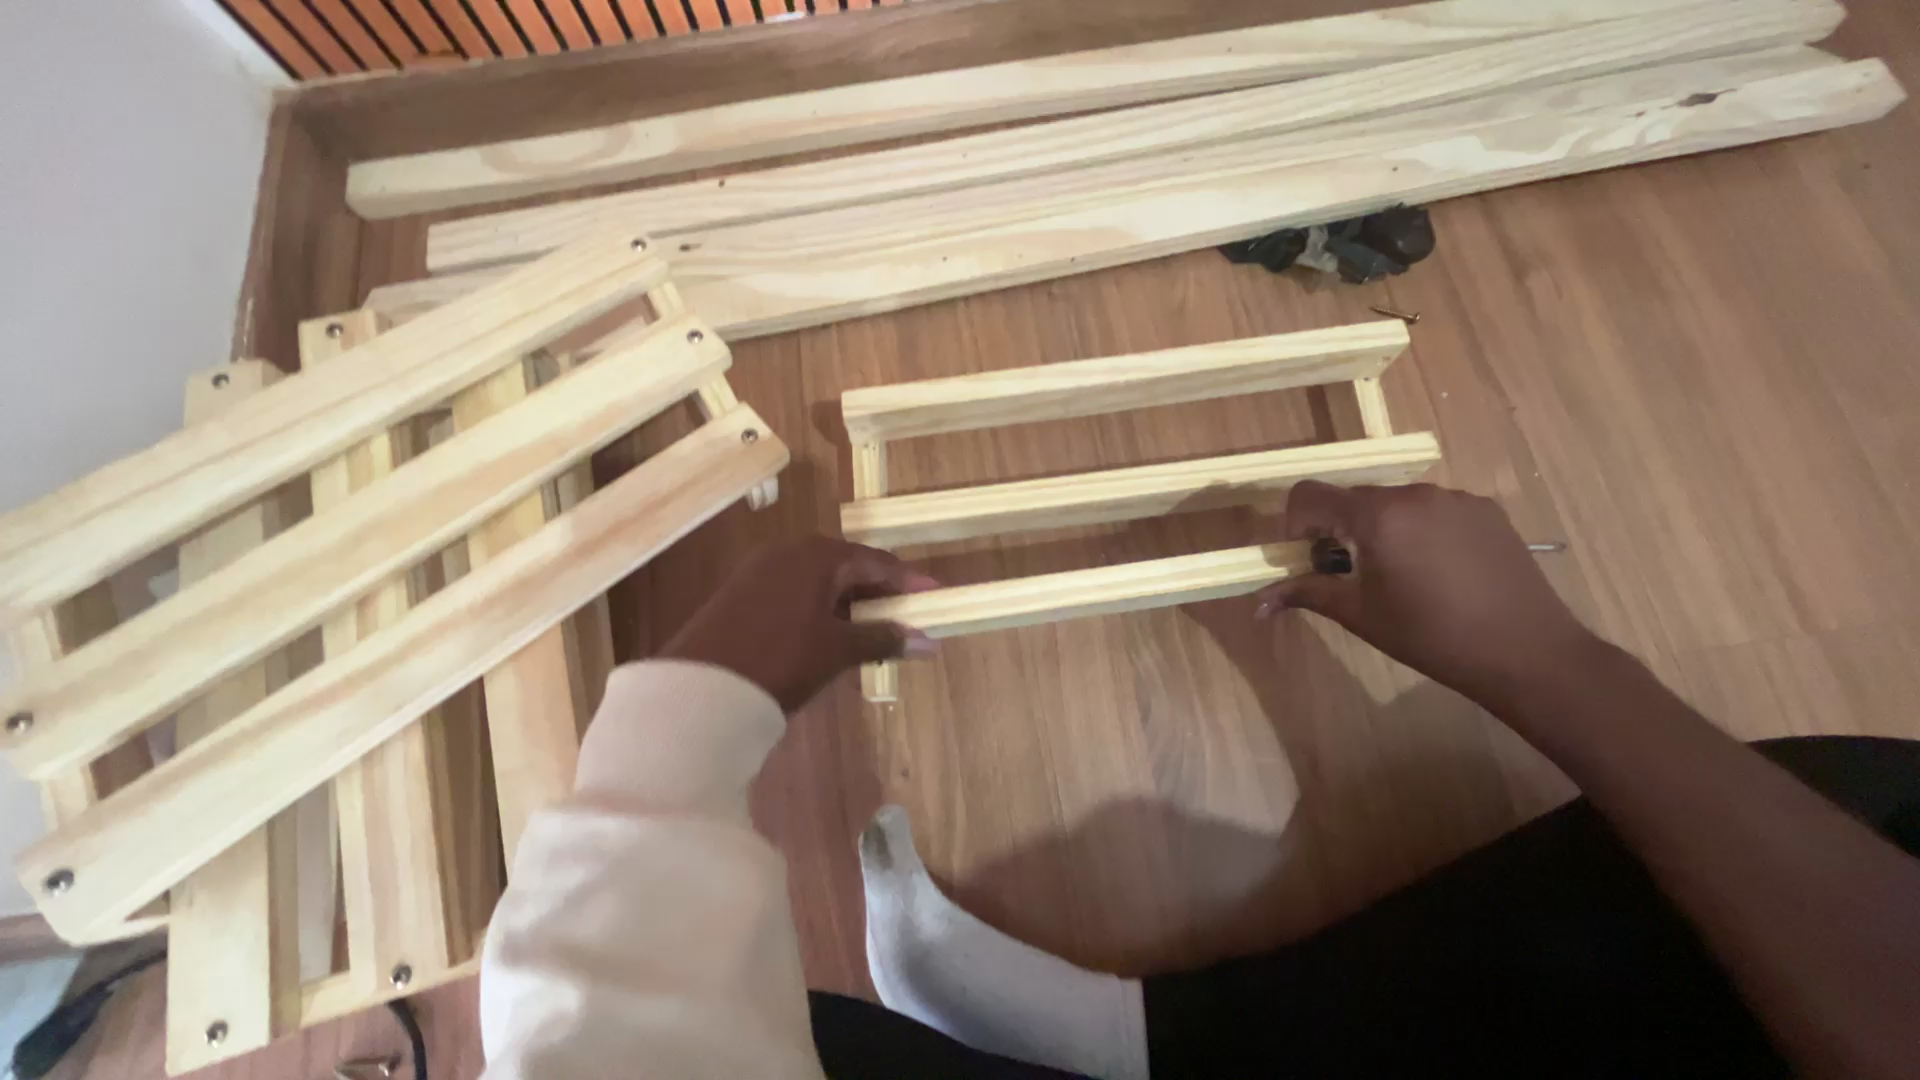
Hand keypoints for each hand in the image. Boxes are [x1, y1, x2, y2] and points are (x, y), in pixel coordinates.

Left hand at [660, 536, 938, 712]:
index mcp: (818, 555)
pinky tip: (830, 638)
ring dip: (850, 605)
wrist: (700, 687)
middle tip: (908, 617)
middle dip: (880, 594)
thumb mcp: (838, 649)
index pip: (877, 562)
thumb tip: (928, 640)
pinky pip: (796, 595)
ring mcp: (761, 572)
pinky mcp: (742, 595)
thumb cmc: (780, 658)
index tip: (937, 598)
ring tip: (875, 632)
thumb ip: (884, 638)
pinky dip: (822, 612)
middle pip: (848, 568)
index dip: (909, 582)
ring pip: (820, 583)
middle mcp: (789, 552)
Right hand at [1256, 481, 1599, 699]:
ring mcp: (1455, 499)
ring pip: (1394, 504)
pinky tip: (1437, 572)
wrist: (1526, 651)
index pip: (1310, 495)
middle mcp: (1414, 494)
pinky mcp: (1486, 511)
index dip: (1295, 523)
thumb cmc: (1430, 635)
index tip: (1306, 558)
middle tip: (1347, 574)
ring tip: (1397, 576)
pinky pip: (1432, 510)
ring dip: (1378, 530)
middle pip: (1353, 499)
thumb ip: (1306, 593)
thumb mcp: (1359, 614)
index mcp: (1377, 516)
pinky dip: (1417, 531)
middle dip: (1337, 530)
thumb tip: (1257, 604)